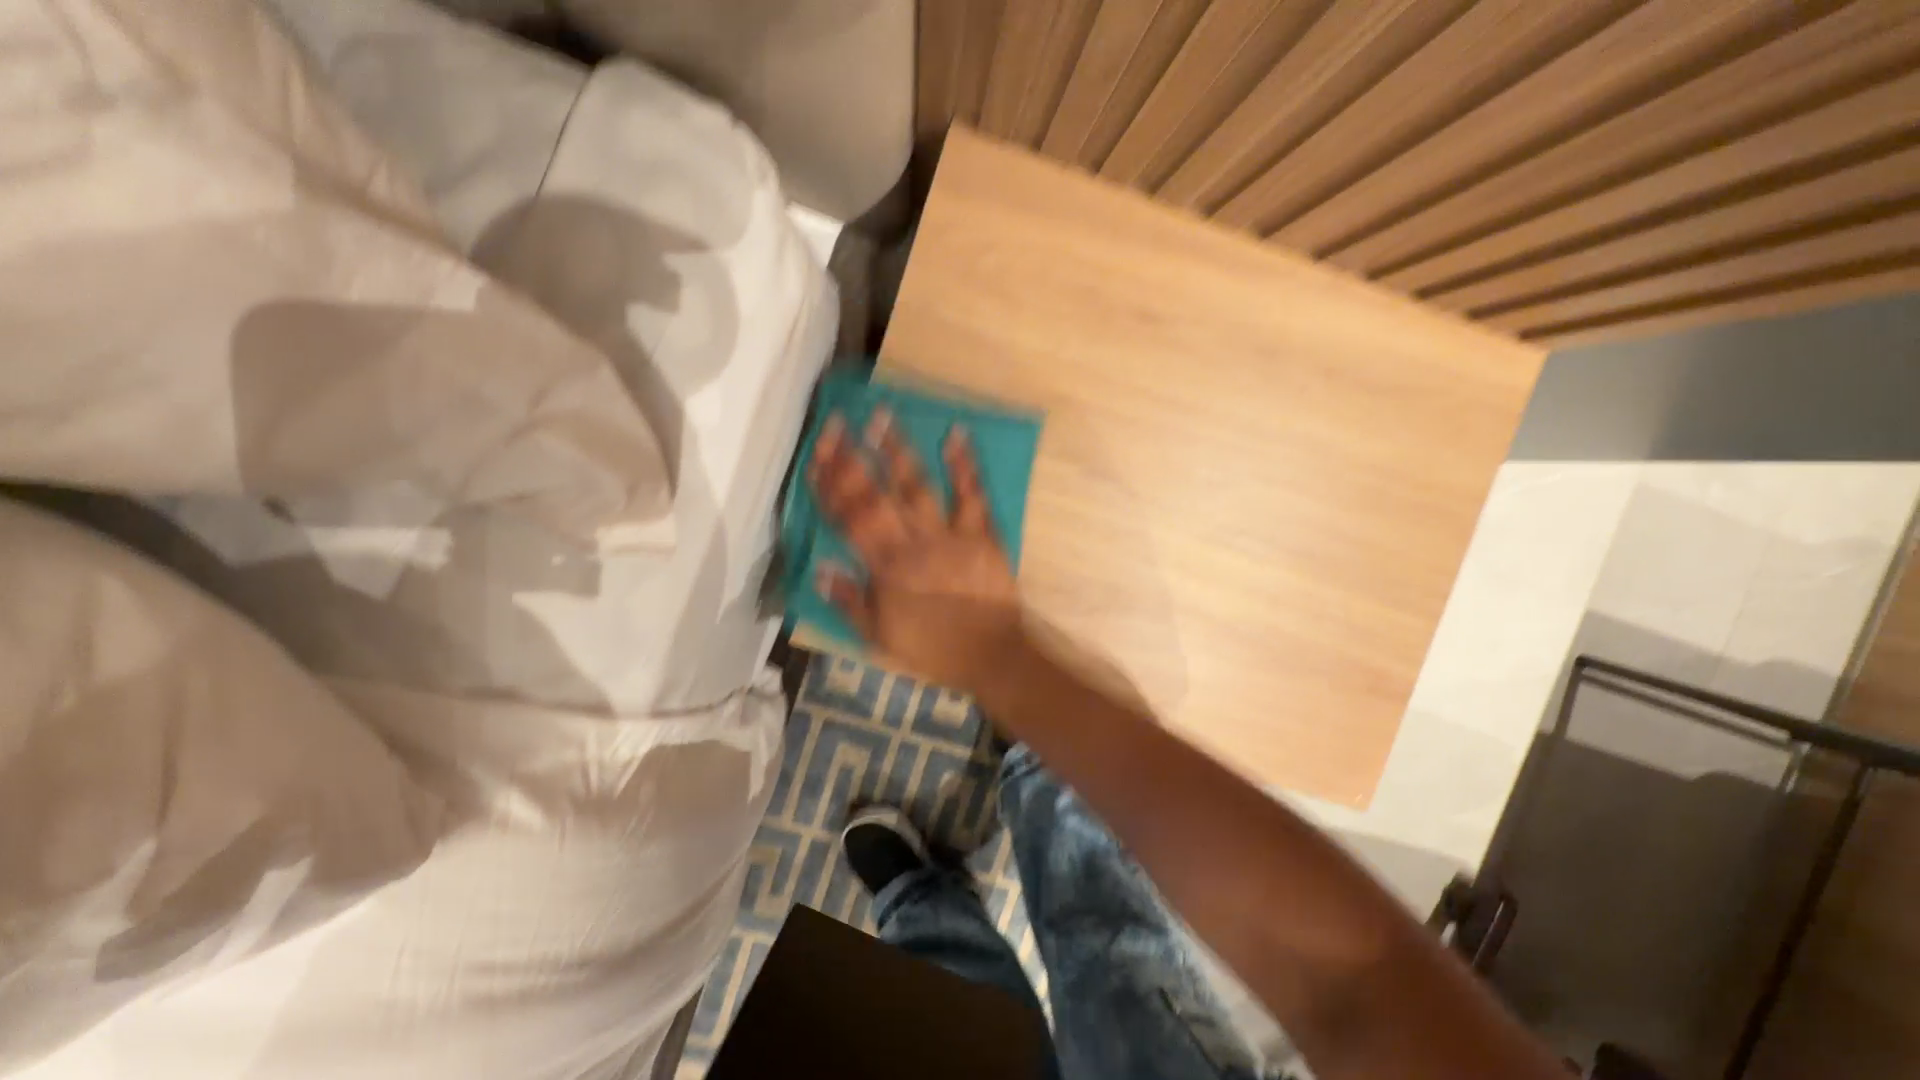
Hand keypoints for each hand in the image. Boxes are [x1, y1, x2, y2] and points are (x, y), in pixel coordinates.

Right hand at [807, 408, 1024, 691]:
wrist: (992, 656)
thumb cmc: (933, 649)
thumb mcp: (880, 637)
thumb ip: (850, 601)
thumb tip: (819, 568)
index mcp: (885, 569)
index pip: (848, 521)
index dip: (828, 488)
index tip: (814, 457)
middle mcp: (912, 544)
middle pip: (874, 496)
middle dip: (851, 459)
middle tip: (834, 424)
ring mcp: (948, 535)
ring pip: (917, 486)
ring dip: (897, 450)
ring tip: (881, 417)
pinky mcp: (981, 533)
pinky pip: (972, 495)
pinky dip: (964, 465)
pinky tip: (955, 435)